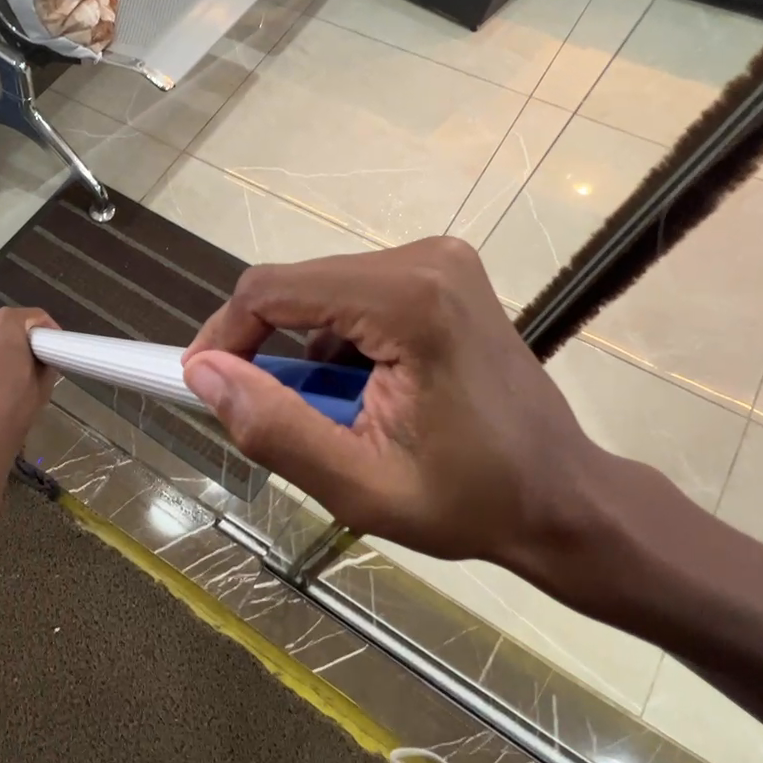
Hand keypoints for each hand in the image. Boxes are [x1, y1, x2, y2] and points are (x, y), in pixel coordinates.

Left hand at [0, 308, 60, 448]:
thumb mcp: (45, 378)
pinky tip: (6, 376)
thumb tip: (44, 356)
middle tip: (41, 349)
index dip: (48, 326)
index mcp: (8, 326)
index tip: (56, 342)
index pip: (33, 315)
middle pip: (11, 322)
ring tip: (23, 363)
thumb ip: (46, 358)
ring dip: (10, 344)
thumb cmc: (20, 398)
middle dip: (27, 332)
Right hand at [180, 238, 659, 585]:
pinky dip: (330, 343)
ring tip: (320, 414)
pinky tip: (355, 392)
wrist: (563, 498)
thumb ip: (273, 428)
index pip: (271, 291)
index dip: (222, 335)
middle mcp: (423, 260)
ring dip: (296, 350)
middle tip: (255, 411)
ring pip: (315, 291)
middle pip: (292, 286)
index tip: (199, 384)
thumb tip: (201, 374)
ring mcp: (437, 262)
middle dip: (258, 348)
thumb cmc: (471, 502)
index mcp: (409, 302)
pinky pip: (348, 297)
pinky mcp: (440, 275)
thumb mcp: (358, 486)